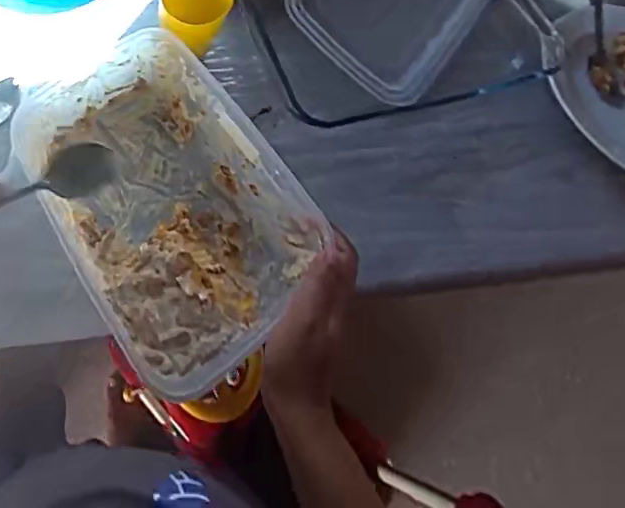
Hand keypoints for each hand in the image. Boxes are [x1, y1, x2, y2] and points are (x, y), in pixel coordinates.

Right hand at [263, 228, 357, 417]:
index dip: (330, 232)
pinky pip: (313, 287)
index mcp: (338, 299)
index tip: (304, 216)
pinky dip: (301, 270)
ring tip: (282, 239)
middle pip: (337, 261)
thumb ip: (318, 286)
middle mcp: (338, 304)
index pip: (345, 254)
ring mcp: (326, 315)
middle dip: (318, 237)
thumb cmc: (295, 363)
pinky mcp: (313, 325)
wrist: (294, 408)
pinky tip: (279, 271)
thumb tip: (330, 248)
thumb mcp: (303, 320)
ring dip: (309, 252)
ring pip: (325, 273)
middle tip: (289, 223)